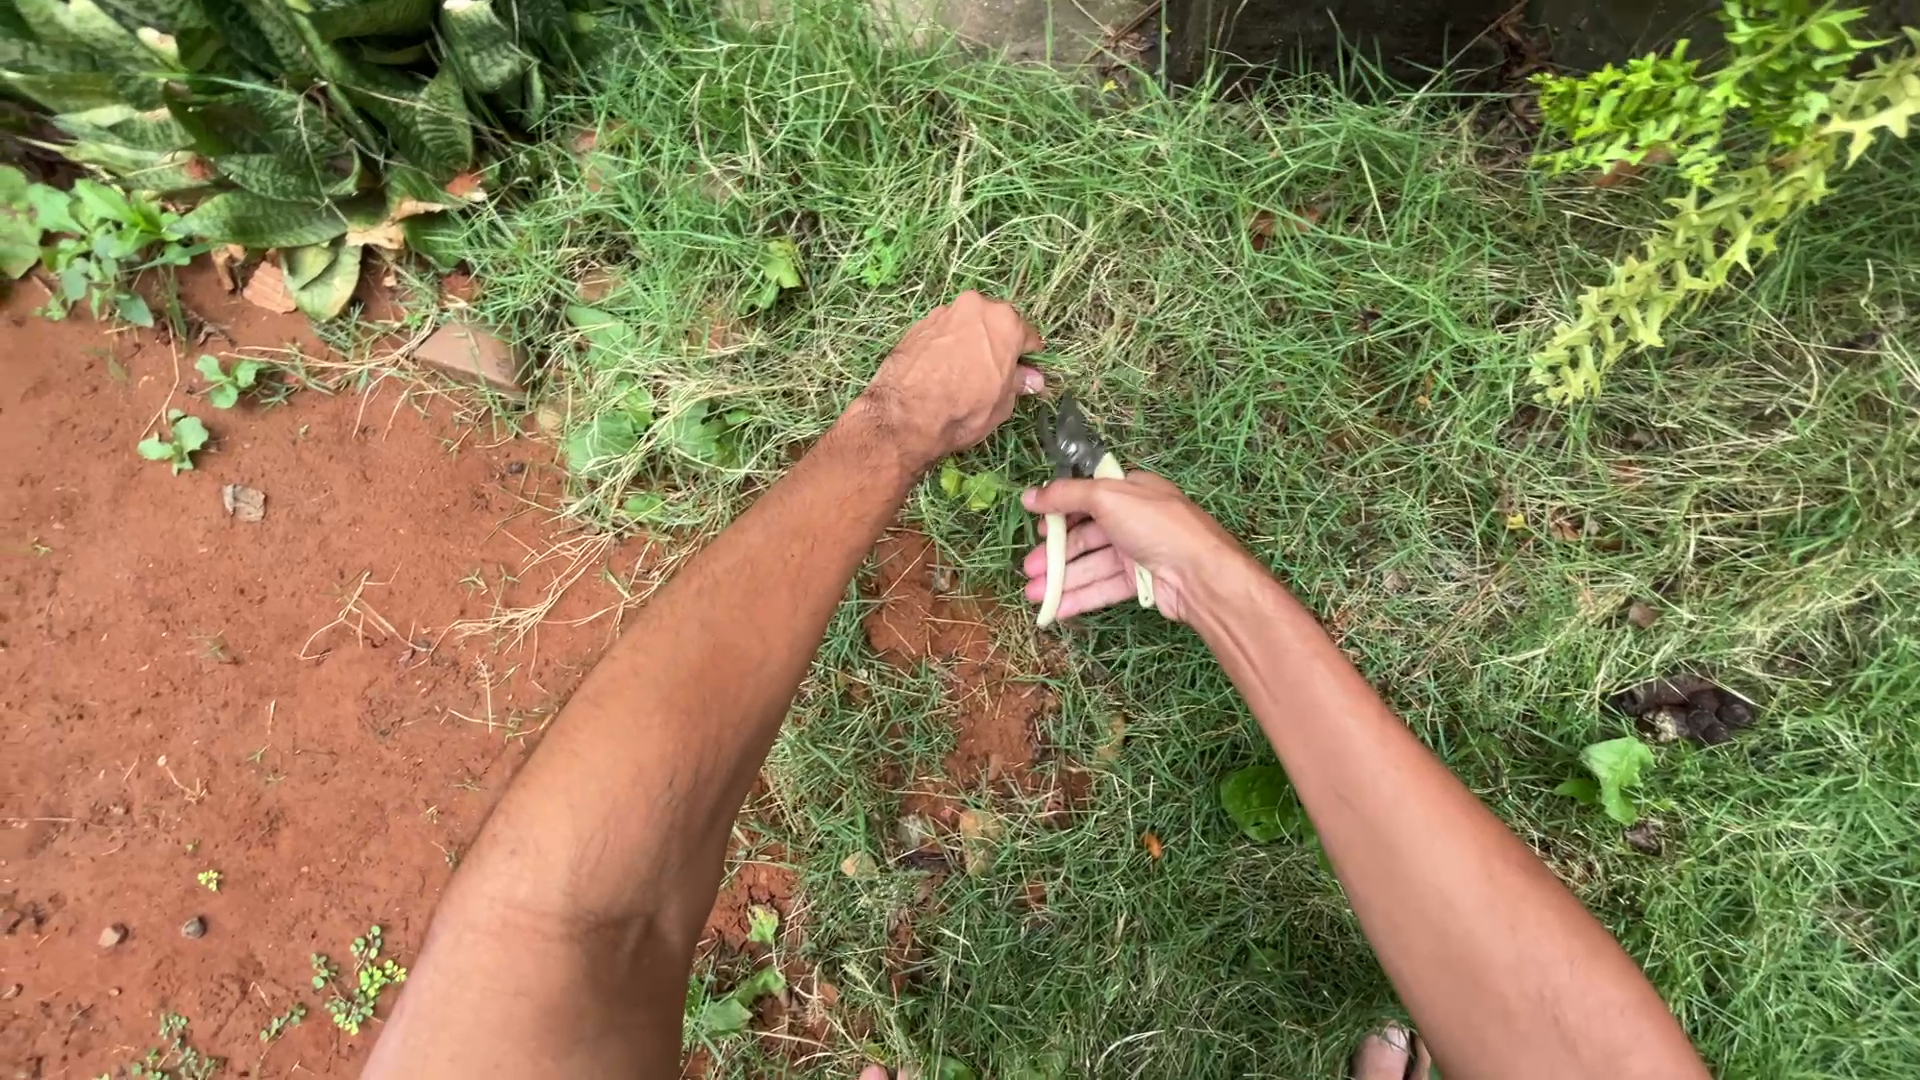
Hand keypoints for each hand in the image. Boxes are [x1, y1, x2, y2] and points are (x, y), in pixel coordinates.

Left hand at [859, 291, 1043, 469]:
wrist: (906, 415)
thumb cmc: (965, 410)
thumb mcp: (1002, 403)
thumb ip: (1018, 384)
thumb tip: (1031, 379)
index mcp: (1005, 322)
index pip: (1027, 336)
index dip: (1027, 359)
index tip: (1024, 374)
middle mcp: (975, 307)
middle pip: (995, 325)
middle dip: (997, 345)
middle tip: (993, 375)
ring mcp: (943, 313)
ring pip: (966, 326)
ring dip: (970, 343)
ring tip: (963, 375)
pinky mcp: (917, 325)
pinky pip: (942, 334)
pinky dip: (946, 347)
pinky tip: (941, 372)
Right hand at [1020, 472, 1250, 623]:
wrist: (1200, 574)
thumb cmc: (1155, 525)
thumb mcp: (1107, 497)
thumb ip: (1066, 495)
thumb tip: (1030, 495)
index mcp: (1130, 491)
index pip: (1087, 499)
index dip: (1060, 514)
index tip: (1039, 529)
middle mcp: (1133, 519)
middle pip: (1086, 536)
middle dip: (1056, 553)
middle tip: (1029, 569)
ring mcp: (1137, 552)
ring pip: (1092, 565)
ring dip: (1062, 579)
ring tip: (1034, 594)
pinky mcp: (1141, 581)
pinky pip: (1104, 587)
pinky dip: (1080, 597)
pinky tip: (1057, 608)